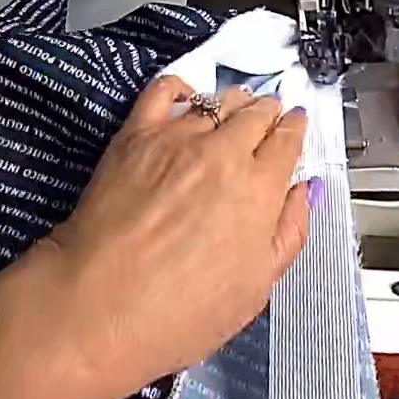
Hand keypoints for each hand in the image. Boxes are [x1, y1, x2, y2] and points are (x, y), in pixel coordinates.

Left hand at [0, 76, 312, 398]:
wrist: (96, 308)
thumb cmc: (177, 311)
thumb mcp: (257, 288)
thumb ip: (290, 232)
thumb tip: (302, 194)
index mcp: (259, 188)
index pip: (288, 139)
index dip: (296, 129)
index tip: (296, 126)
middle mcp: (223, 153)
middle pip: (257, 112)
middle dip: (270, 112)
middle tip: (270, 118)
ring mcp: (177, 139)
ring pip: (218, 99)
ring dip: (235, 101)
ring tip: (236, 108)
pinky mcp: (137, 135)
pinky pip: (164, 91)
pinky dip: (182, 87)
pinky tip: (188, 96)